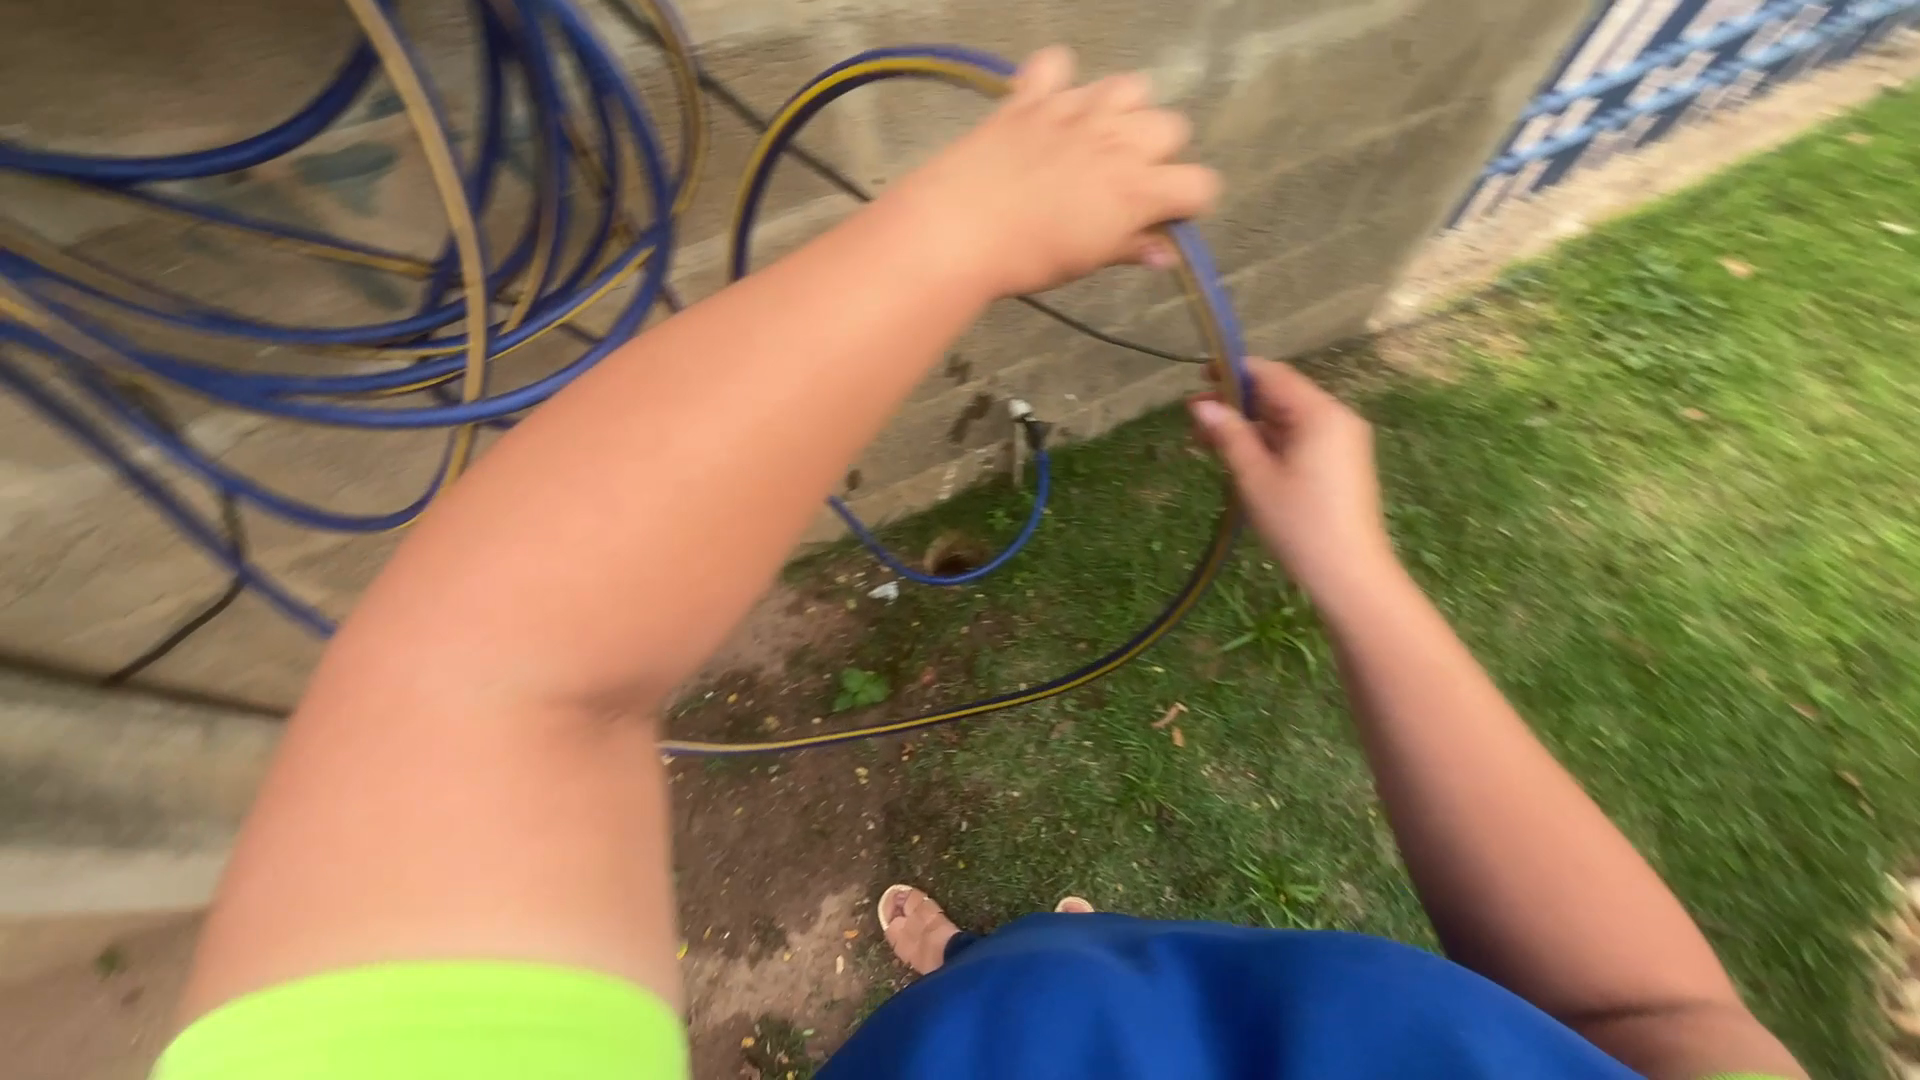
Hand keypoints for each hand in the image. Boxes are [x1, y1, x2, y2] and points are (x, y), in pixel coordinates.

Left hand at [883, 46, 1220, 297]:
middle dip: (1159, 154)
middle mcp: (1118, 138)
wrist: (961, 229)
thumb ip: (1130, 247)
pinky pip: (1058, 65)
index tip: (1164, 218)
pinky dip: (1058, 81)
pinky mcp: (1033, 96)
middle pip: (1171, 127)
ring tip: (1097, 140)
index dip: (1187, 204)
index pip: (1199, 185)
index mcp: (1137, 188)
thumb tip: (1164, 253)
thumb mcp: (1086, 261)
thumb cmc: (1028, 258)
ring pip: (1130, 87)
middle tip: (1125, 184)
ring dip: (1123, 111)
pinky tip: (1048, 108)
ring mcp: (1076, 110)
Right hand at [1188, 360, 1398, 601]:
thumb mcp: (1255, 477)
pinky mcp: (1339, 462)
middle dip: (1236, 403)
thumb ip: (1229, 435)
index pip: (1272, 375)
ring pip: (1286, 419)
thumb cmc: (1298, 523)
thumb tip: (1202, 405)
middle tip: (1194, 420)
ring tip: (1208, 443)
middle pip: (1279, 395)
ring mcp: (1341, 441)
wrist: (1348, 572)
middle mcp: (1336, 418)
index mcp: (1319, 414)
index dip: (1234, 372)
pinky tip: (1240, 458)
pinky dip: (1268, 441)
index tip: (1199, 377)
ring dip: (1248, 425)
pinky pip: (1298, 438)